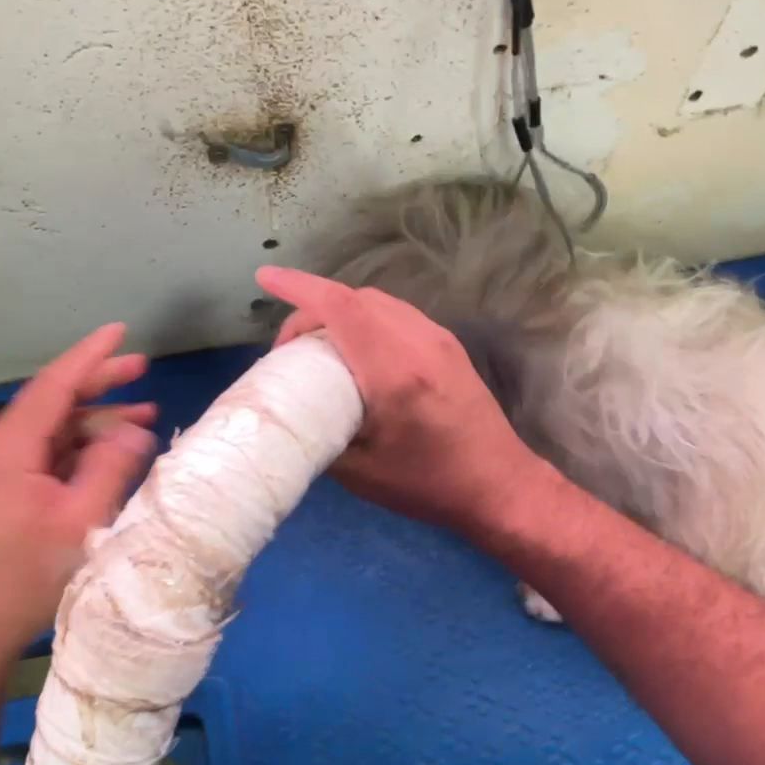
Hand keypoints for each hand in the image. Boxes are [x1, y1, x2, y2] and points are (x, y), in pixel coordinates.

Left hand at [0, 323, 159, 651]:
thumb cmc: (25, 577)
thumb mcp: (80, 521)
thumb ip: (110, 467)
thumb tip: (135, 427)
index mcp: (8, 448)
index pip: (54, 385)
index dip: (91, 357)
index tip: (120, 331)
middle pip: (53, 402)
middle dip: (98, 384)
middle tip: (142, 368)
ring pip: (52, 430)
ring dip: (96, 421)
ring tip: (144, 411)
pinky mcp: (2, 494)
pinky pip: (46, 456)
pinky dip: (82, 449)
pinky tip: (114, 453)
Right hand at [256, 266, 541, 534]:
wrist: (499, 485)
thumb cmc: (427, 484)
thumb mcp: (359, 473)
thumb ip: (318, 435)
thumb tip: (288, 413)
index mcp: (395, 372)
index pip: (341, 308)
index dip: (298, 287)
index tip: (265, 279)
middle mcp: (418, 342)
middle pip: (355, 298)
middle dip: (312, 308)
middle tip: (287, 350)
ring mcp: (438, 339)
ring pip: (377, 302)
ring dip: (340, 311)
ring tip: (316, 348)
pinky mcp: (448, 345)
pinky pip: (396, 314)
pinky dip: (365, 319)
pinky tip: (353, 348)